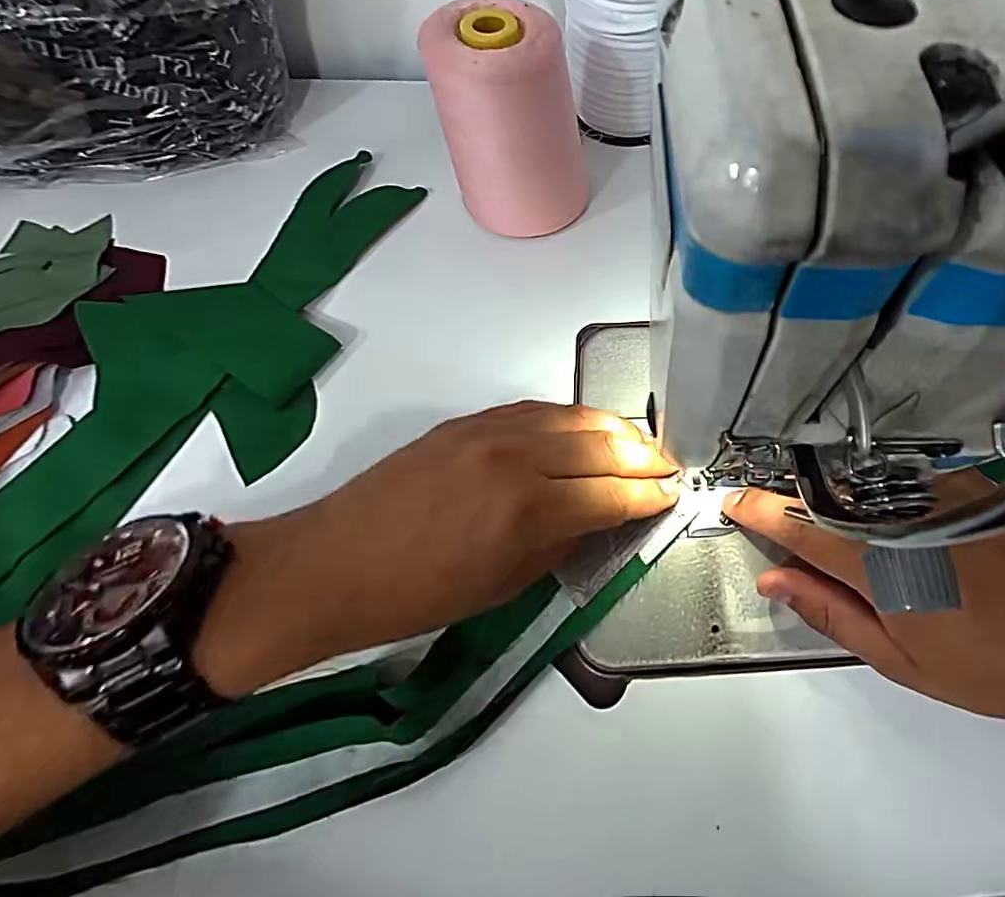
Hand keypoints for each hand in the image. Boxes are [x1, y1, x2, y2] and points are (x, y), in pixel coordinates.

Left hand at [200, 402, 680, 693]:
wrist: (331, 564)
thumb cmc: (417, 595)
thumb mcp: (504, 586)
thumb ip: (562, 543)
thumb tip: (601, 519)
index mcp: (527, 508)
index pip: (612, 493)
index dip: (649, 496)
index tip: (673, 497)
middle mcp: (516, 456)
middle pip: (603, 443)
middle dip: (646, 456)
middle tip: (668, 467)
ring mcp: (491, 430)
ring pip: (574, 415)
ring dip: (616, 429)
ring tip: (639, 444)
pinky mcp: (470, 420)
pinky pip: (538, 410)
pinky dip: (571, 418)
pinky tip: (585, 429)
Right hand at [726, 487, 1004, 729]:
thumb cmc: (989, 666)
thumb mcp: (896, 656)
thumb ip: (827, 610)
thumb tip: (774, 580)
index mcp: (878, 562)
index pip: (798, 524)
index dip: (758, 510)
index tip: (733, 502)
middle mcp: (903, 515)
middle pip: (824, 495)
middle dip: (795, 505)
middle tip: (786, 530)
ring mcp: (937, 492)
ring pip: (861, 483)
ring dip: (837, 499)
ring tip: (850, 535)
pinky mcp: (965, 482)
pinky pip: (902, 478)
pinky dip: (881, 494)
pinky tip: (899, 524)